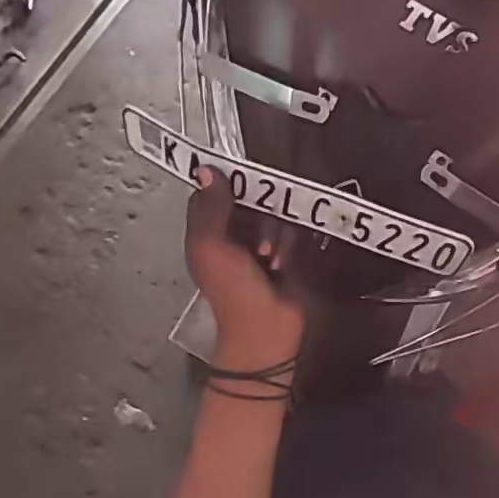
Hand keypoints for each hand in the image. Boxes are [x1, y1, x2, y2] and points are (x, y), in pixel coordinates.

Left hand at [187, 167, 305, 369]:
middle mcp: (232, 236)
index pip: (213, 193)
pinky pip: (292, 233)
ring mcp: (260, 246)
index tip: (240, 186)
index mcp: (206, 233)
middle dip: (256, 215)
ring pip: (273, 216)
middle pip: (248, 201)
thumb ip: (211, 207)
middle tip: (256, 240)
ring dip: (275, 236)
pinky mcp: (286, 256)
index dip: (225, 187)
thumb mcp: (210, 246)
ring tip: (270, 260)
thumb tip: (207, 170)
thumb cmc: (233, 290)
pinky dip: (289, 247)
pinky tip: (283, 266)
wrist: (266, 328)